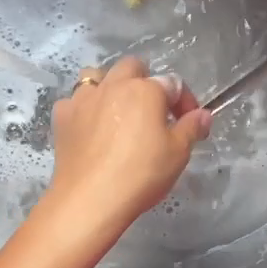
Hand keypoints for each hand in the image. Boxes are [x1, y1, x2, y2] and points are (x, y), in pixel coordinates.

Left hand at [46, 56, 211, 231]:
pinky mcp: (62, 117)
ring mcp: (83, 99)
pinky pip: (74, 101)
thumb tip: (204, 114)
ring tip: (117, 111)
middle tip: (152, 112)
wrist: (90, 199)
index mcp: (145, 90)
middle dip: (145, 83)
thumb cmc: (141, 175)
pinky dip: (84, 109)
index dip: (184, 102)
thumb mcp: (177, 154)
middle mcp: (113, 85)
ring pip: (97, 76)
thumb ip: (191, 129)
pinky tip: (90, 127)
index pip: (173, 84)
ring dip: (110, 86)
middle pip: (132, 68)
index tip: (188, 123)